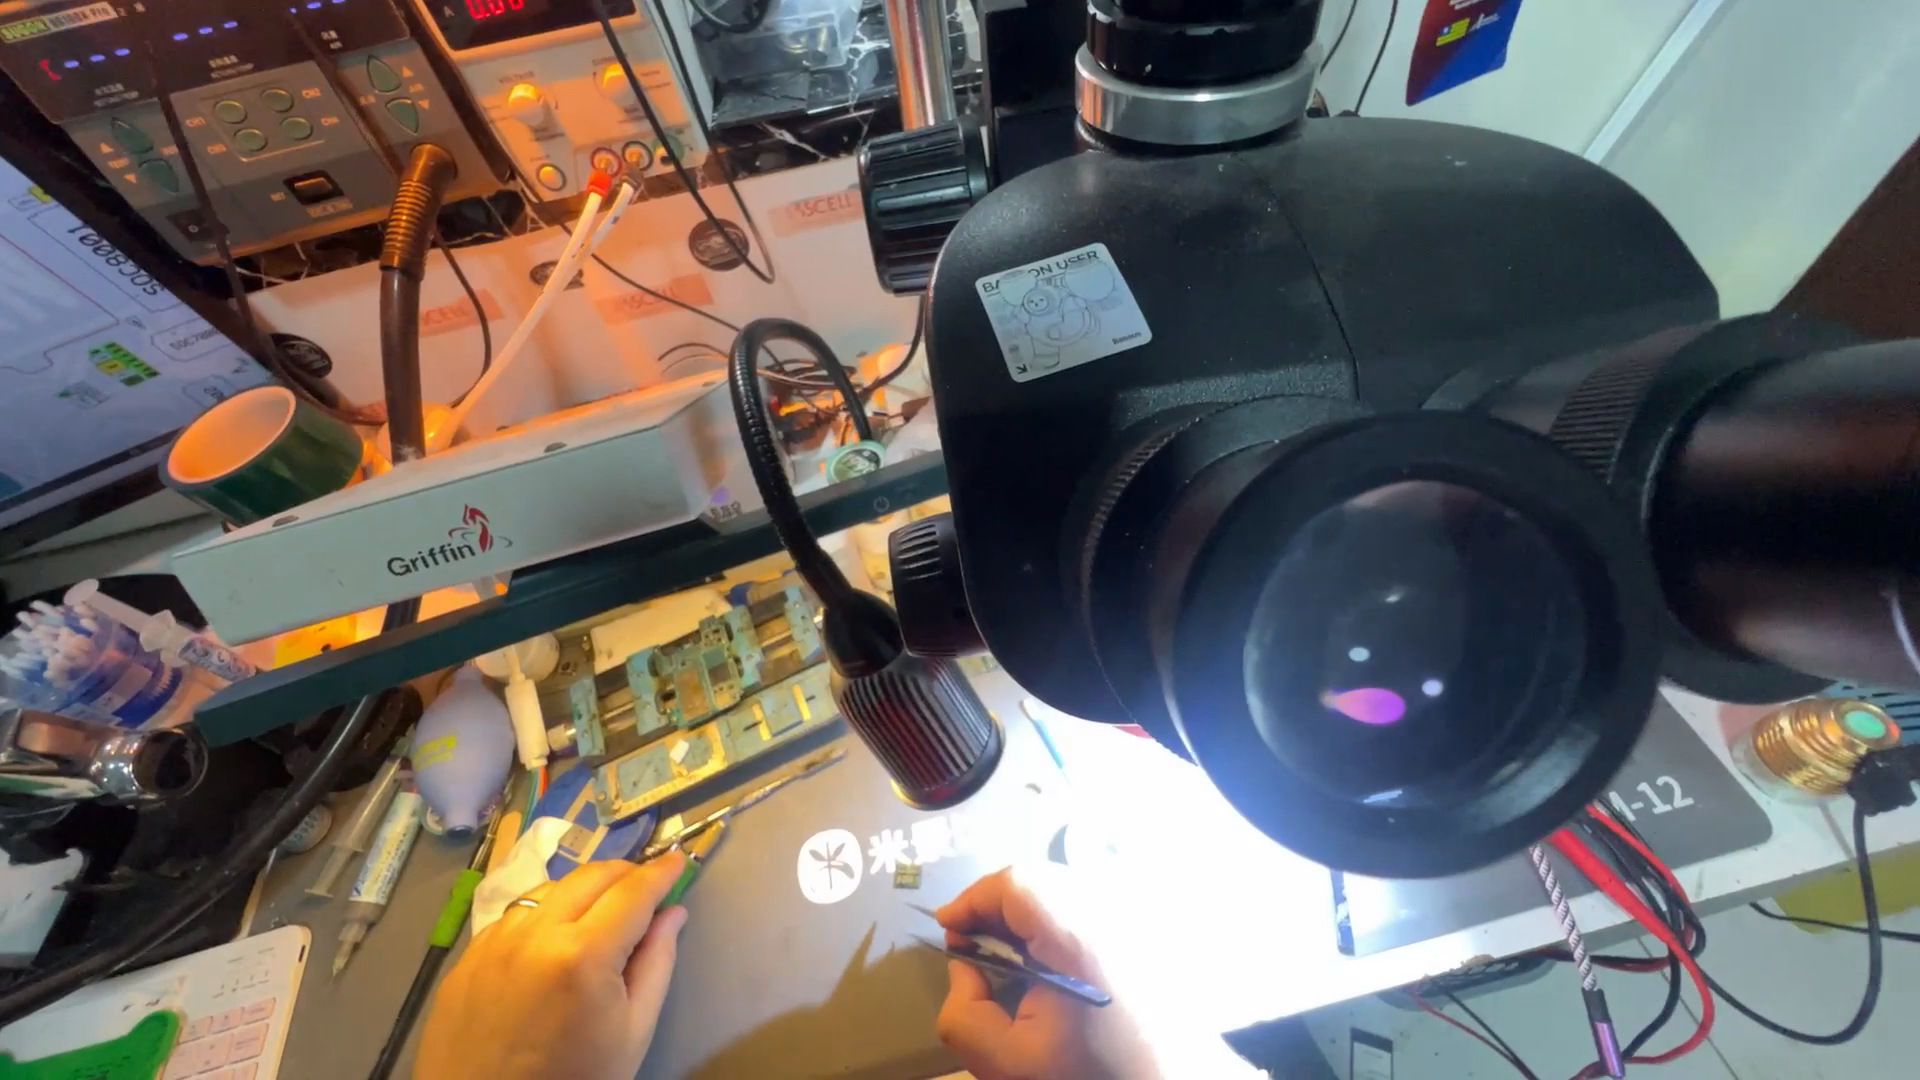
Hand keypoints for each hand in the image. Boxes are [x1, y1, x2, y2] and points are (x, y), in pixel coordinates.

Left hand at [414, 853, 688, 1079]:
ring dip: (584, 889)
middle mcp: (536, 936)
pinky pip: (515, 916)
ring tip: (599, 912)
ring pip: (551, 888)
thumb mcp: (633, 1030)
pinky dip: (545, 912)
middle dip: (626, 874)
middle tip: (645, 889)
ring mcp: (494, 945)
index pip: (634, 891)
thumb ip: (658, 961)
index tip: (678, 860)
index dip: (662, 871)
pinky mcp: (466, 961)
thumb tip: (673, 912)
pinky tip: (553, 938)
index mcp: (583, 955)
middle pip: (592, 876)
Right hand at [933, 867, 1162, 1079]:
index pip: (1014, 882)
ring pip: (1057, 882)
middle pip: (1034, 877)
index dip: (973, 898)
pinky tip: (1042, 953)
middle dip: (992, 904)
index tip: (949, 928)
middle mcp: (1107, 908)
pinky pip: (1082, 896)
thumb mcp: (1010, 1065)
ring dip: (1021, 908)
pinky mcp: (1138, 920)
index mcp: (1078, 935)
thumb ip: (965, 1015)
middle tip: (971, 942)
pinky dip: (1050, 913)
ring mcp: (1128, 911)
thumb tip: (965, 966)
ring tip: (1004, 949)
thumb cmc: (1091, 1073)